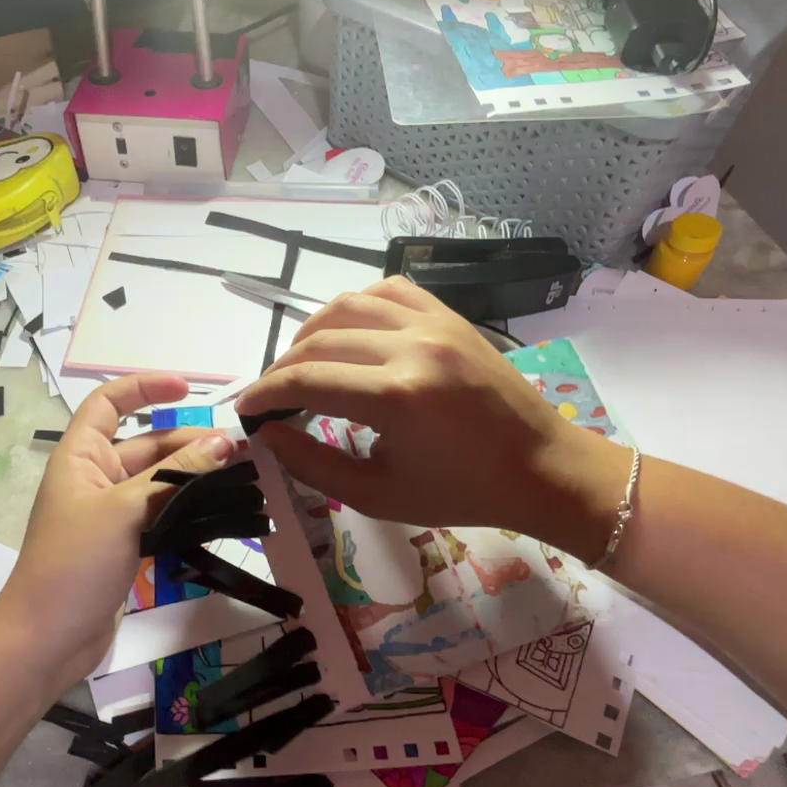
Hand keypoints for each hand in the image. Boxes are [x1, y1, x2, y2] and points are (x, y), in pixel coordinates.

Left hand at [0, 374, 236, 689]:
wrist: (46, 640)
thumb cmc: (74, 563)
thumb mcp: (124, 511)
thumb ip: (174, 477)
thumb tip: (222, 443)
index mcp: (80, 457)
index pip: (109, 404)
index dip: (144, 388)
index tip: (187, 388)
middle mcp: (95, 479)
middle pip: (146, 445)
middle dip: (187, 441)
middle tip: (238, 451)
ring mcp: (111, 516)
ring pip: (159, 482)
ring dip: (194, 476)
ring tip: (239, 475)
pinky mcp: (126, 547)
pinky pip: (162, 515)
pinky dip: (189, 509)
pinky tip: (221, 510)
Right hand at [234, 276, 629, 559]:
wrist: (541, 467)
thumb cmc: (461, 492)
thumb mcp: (379, 496)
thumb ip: (314, 465)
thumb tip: (268, 434)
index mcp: (397, 397)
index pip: (306, 381)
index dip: (265, 394)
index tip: (245, 410)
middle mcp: (412, 347)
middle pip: (319, 342)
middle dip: (281, 369)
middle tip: (270, 397)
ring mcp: (434, 323)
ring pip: (346, 306)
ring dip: (311, 332)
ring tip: (300, 362)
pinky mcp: (449, 315)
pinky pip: (386, 290)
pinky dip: (354, 306)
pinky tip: (344, 331)